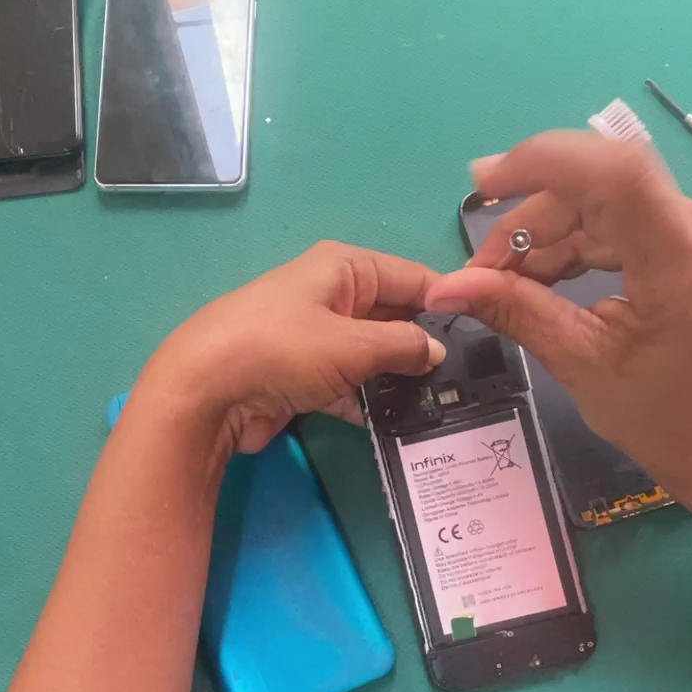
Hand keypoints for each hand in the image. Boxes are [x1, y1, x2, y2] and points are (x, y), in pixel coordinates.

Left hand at [137, 241, 446, 455]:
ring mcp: (316, 341)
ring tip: (445, 405)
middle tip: (470, 379)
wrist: (206, 392)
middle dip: (425, 346)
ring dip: (398, 380)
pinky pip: (348, 387)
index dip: (448, 302)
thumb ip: (403, 346)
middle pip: (393, 318)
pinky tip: (400, 423)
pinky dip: (368, 402)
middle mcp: (331, 297)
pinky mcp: (303, 379)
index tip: (485, 332)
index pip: (412, 278)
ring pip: (372, 356)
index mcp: (343, 269)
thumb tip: (438, 351)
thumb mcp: (352, 344)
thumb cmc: (281, 349)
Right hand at [426, 132, 691, 506]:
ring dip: (550, 237)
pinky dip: (580, 244)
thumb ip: (516, 313)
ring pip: (611, 205)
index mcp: (686, 271)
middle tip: (481, 273)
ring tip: (508, 283)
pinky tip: (547, 276)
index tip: (484, 182)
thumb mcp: (580, 367)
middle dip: (530, 223)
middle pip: (602, 191)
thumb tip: (447, 286)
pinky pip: (629, 222)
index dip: (544, 163)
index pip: (616, 177)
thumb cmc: (662, 421)